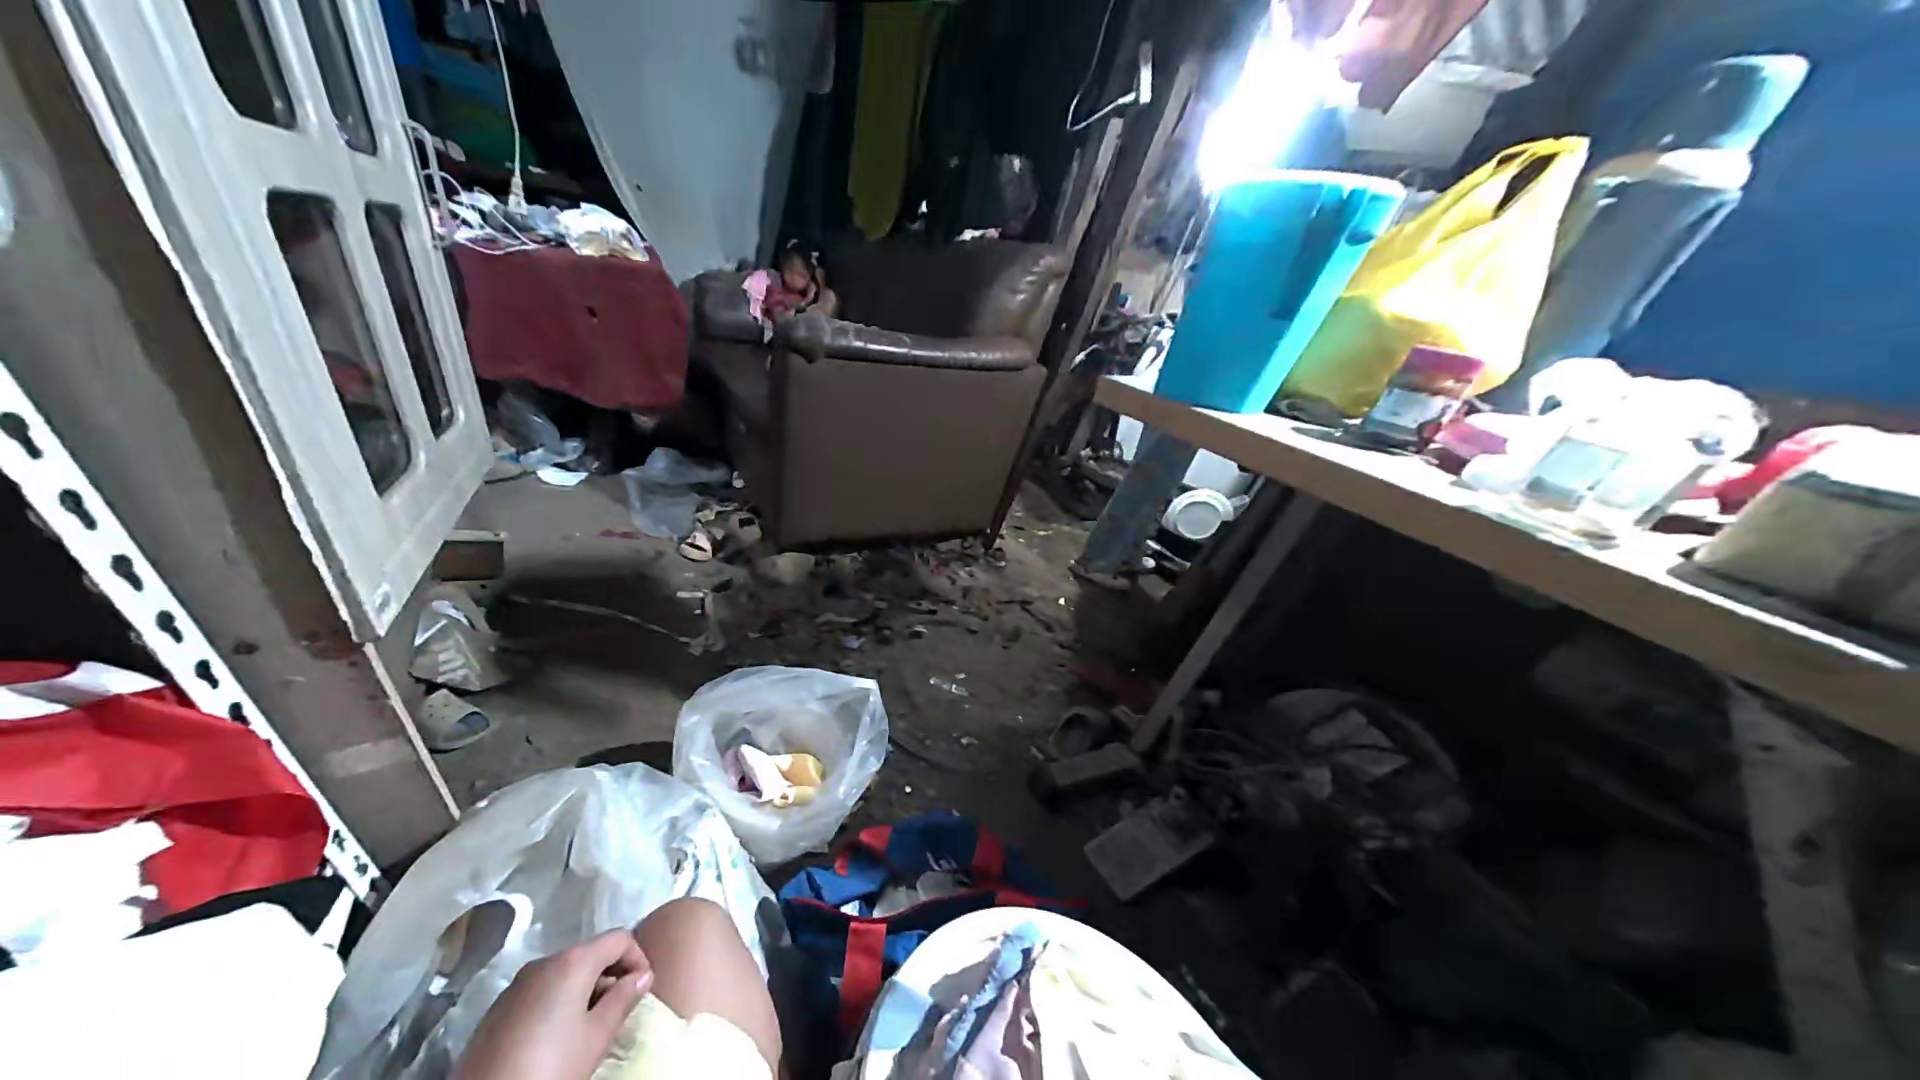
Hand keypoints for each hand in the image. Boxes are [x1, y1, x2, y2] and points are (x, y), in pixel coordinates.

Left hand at [455, 929, 653, 1079]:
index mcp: (572, 961)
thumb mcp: (597, 1037)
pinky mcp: (498, 1008)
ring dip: (587, 988)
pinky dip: (560, 1000)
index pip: (620, 938)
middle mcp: (544, 961)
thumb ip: (624, 998)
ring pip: (566, 971)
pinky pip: (542, 989)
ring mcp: (517, 984)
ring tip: (590, 1025)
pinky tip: (557, 1036)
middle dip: (612, 974)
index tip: (642, 990)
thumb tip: (642, 976)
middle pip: (591, 952)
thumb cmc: (549, 1068)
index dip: (638, 958)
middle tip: (620, 1009)